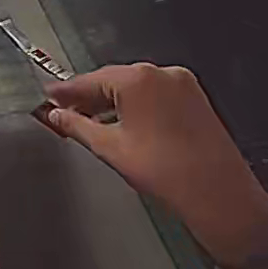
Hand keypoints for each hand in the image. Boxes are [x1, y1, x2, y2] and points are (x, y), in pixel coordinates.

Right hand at [40, 64, 267, 263]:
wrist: (218, 195)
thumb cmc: (166, 172)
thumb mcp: (109, 148)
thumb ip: (76, 125)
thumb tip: (57, 115)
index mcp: (137, 79)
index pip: (88, 80)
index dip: (65, 91)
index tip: (50, 97)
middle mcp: (161, 74)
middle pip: (111, 80)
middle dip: (88, 97)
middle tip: (65, 114)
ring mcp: (181, 84)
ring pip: (134, 87)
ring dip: (111, 102)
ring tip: (92, 124)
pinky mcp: (194, 98)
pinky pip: (154, 94)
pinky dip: (135, 105)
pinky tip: (123, 125)